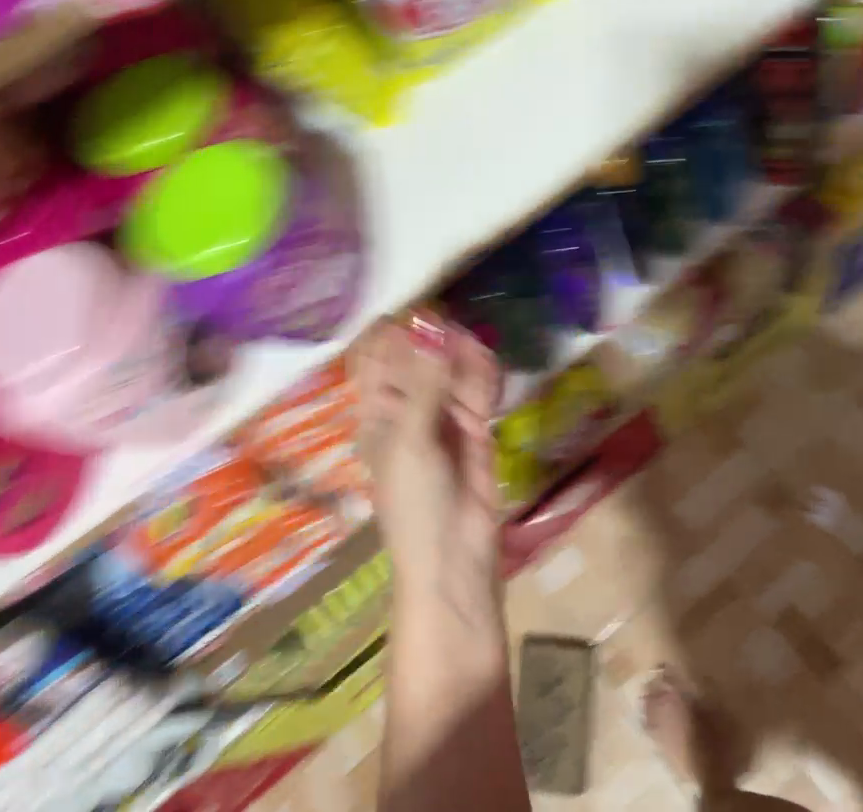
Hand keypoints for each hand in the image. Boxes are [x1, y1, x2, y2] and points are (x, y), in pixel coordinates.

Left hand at [353, 313, 504, 597]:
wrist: (454, 554)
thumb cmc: (415, 500)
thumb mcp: (410, 439)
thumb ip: (425, 383)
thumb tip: (433, 330)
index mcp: (376, 412)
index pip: (376, 359)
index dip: (391, 333)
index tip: (411, 307)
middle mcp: (408, 407)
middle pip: (419, 358)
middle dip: (432, 337)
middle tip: (449, 319)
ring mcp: (444, 416)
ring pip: (452, 369)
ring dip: (461, 352)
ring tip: (472, 339)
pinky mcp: (476, 427)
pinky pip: (479, 390)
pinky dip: (484, 373)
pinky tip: (486, 358)